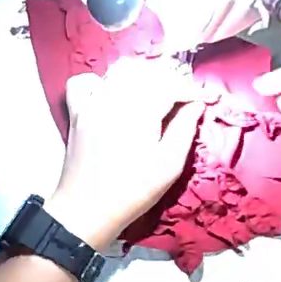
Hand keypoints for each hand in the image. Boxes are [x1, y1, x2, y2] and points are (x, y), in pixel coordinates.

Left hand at [48, 59, 203, 247]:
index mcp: (140, 111)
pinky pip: (85, 82)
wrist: (87, 209)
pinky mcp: (77, 112)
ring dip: (142, 75)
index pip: (170, 84)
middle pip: (147, 71)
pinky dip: (101, 82)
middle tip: (184, 97)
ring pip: (120, 71)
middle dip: (169, 79)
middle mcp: (114, 98)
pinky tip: (112, 95)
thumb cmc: (133, 191)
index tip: (203, 99)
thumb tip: (196, 105)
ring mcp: (91, 102)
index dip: (190, 89)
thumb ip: (185, 128)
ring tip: (155, 93)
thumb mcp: (170, 165)